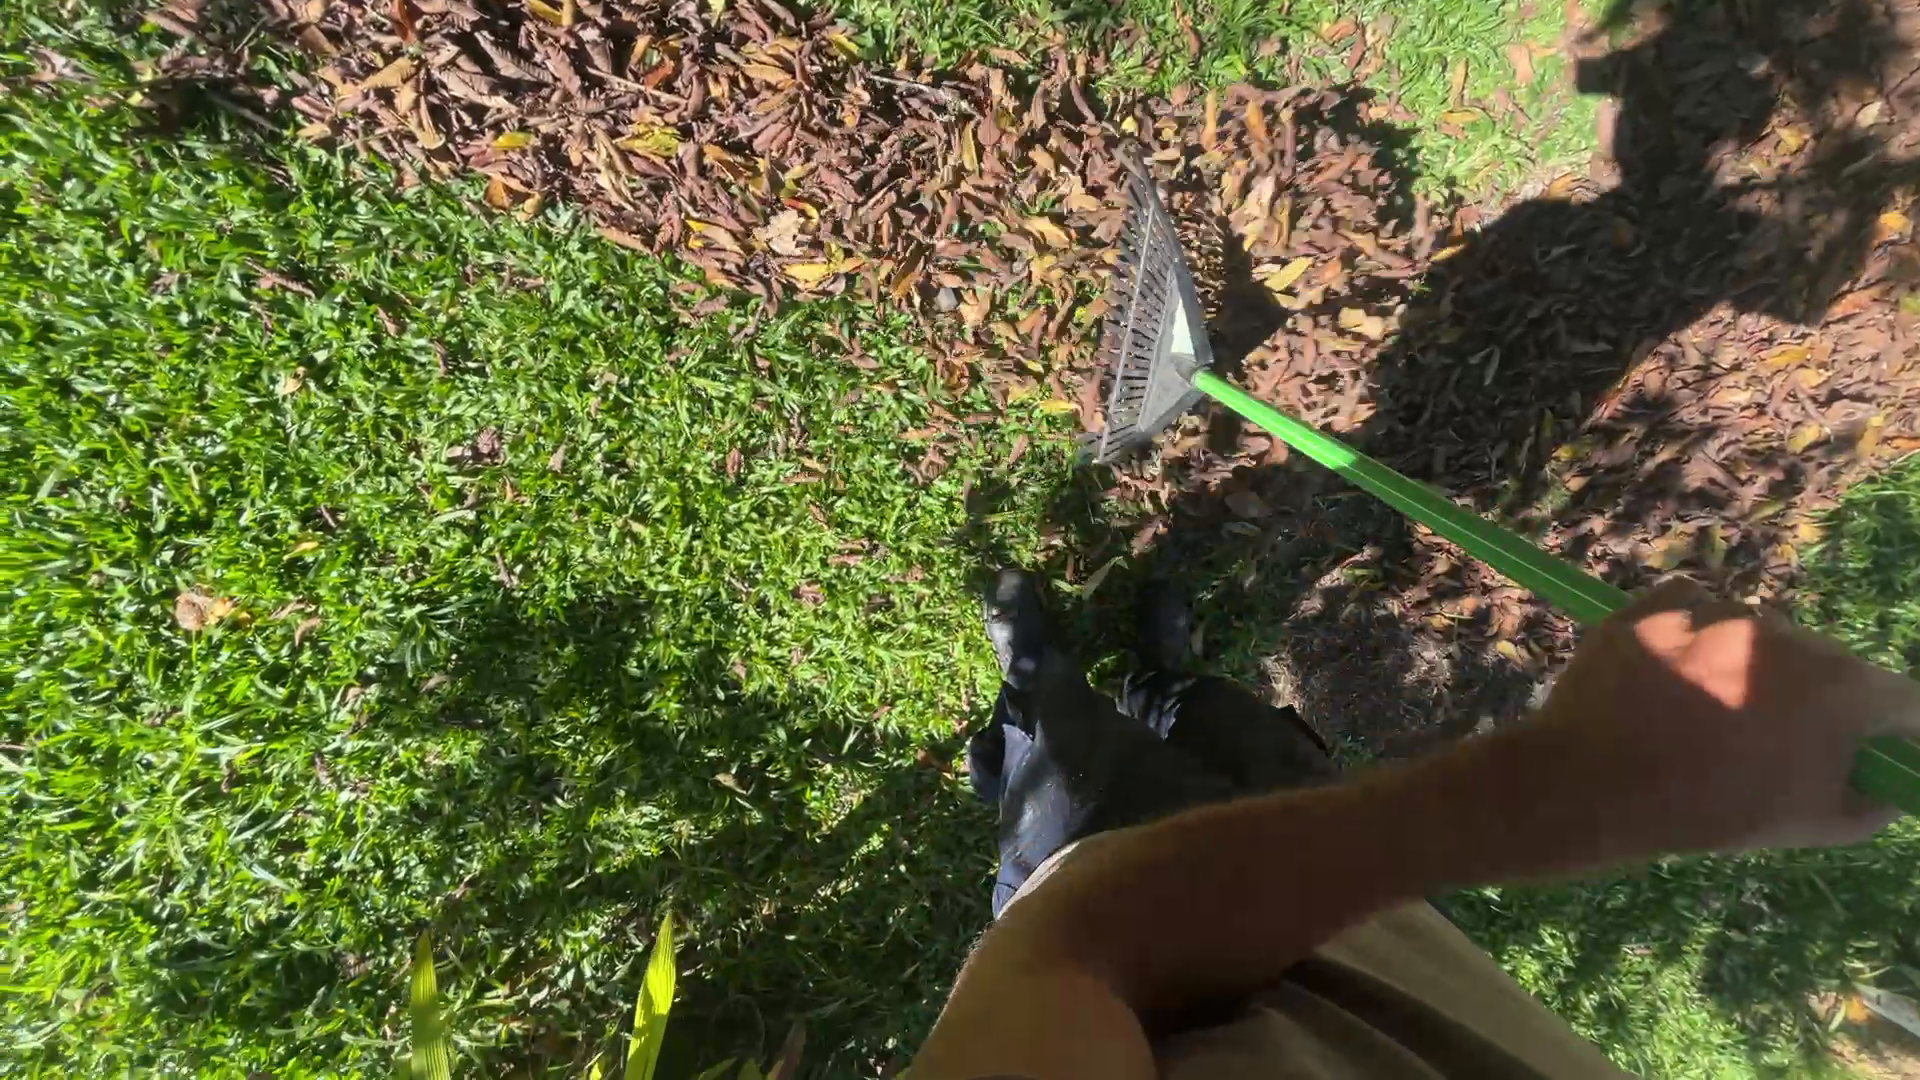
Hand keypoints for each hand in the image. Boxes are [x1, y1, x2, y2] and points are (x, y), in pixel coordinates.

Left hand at [1534, 578, 1919, 852]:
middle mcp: (1777, 636)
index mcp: (1840, 686)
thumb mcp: (1823, 819)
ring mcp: (1703, 617)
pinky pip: (1685, 602)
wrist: (1592, 781)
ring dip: (1744, 654)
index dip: (1883, 726)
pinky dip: (1687, 624)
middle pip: (1821, 659)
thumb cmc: (1710, 808)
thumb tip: (1884, 768)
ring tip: (1705, 697)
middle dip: (1807, 690)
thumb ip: (1876, 788)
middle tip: (1761, 726)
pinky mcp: (1642, 611)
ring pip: (1752, 628)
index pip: (1898, 698)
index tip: (1856, 743)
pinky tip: (1674, 659)